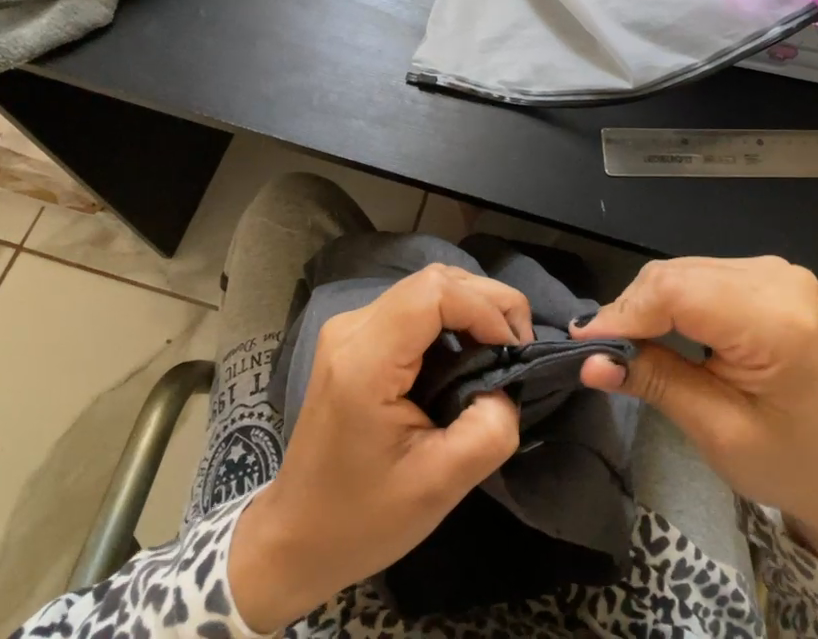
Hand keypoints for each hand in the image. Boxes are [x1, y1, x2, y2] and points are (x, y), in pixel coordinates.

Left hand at [229, 265, 529, 631]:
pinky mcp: (354, 342)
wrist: (298, 536)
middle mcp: (351, 329)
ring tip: (502, 353)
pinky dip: (452, 322)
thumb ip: (489, 429)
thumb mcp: (440, 485)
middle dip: (489, 304)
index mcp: (365, 361)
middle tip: (520, 351)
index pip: (436, 292)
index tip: (515, 352)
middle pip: (435, 281)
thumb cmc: (363, 518)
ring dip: (473, 310)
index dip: (487, 308)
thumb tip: (505, 386)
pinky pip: (413, 310)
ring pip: (427, 290)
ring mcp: (349, 331)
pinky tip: (470, 355)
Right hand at [573, 257, 817, 572]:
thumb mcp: (714, 430)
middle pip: (676, 276)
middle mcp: (778, 280)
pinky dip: (667, 301)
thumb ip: (653, 382)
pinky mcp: (766, 276)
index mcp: (778, 322)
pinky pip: (697, 275)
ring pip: (680, 271)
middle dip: (631, 311)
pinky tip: (654, 329)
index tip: (584, 344)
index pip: (678, 292)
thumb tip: (589, 360)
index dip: (625, 312)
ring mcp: (774, 272)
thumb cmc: (782, 461)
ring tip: (621, 344)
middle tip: (597, 351)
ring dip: (645, 305)